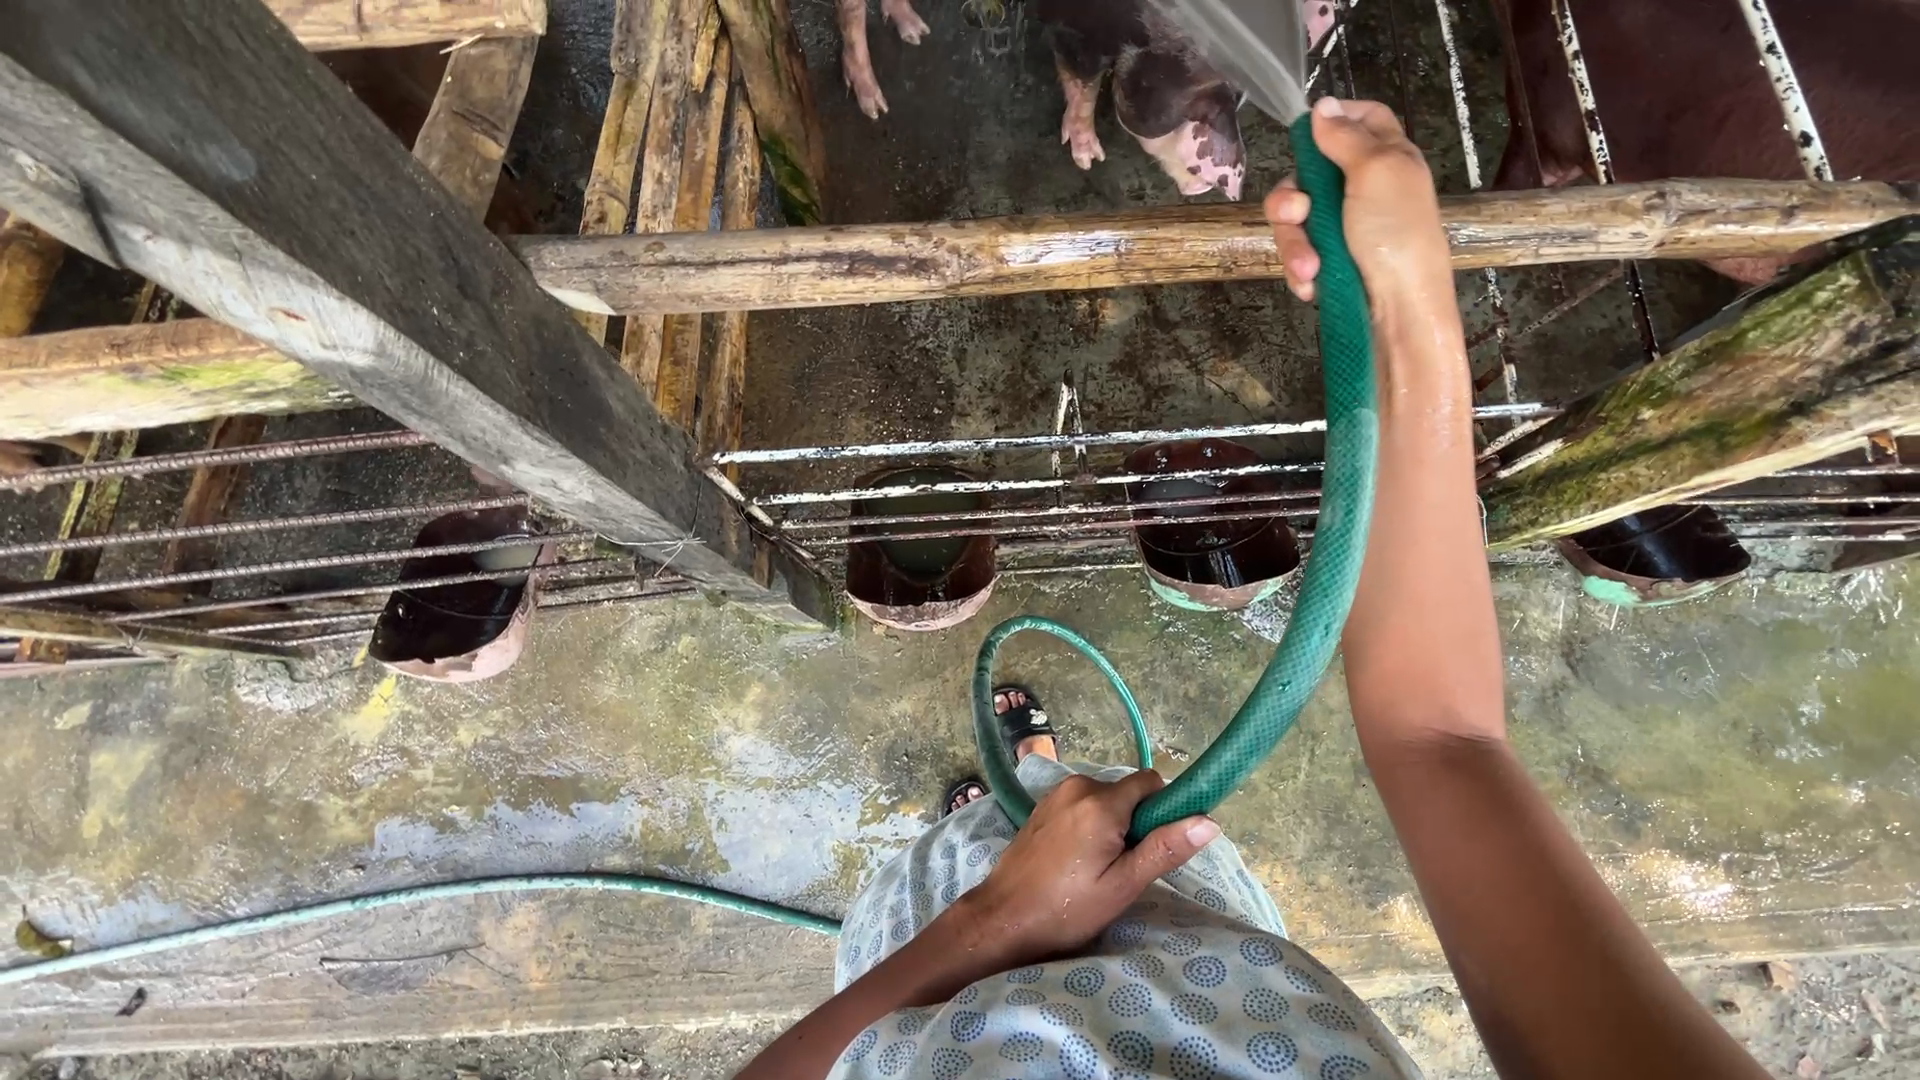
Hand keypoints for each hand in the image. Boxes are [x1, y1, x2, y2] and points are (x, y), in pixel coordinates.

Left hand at [949, 771, 1219, 966]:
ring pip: (1106, 799)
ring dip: (1113, 826)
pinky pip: (1083, 804)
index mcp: (1100, 802)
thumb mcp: (1123, 885)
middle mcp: (1078, 786)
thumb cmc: (1066, 908)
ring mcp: (1057, 793)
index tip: (1159, 845)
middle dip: (1136, 822)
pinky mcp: (1043, 805)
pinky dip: (1090, 825)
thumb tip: (1209, 821)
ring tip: (1098, 868)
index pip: (1151, 782)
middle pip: (1127, 792)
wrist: (1003, 917)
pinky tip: (1078, 860)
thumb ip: (1165, 848)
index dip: (1164, 810)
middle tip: (1124, 867)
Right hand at [1264, 97, 1450, 306]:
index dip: (1334, 120)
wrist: (1399, 303)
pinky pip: (1296, 255)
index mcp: (1384, 157)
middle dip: (1291, 201)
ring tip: (1309, 268)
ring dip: (1294, 245)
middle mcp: (1360, 188)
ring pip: (1293, 222)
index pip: (1361, 120)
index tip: (1307, 133)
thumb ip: (1346, 138)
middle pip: (1306, 176)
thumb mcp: (1376, 171)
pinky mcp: (1327, 260)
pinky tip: (1311, 283)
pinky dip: (1300, 270)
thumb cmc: (1395, 231)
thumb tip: (1321, 105)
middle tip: (1296, 215)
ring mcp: (1341, 226)